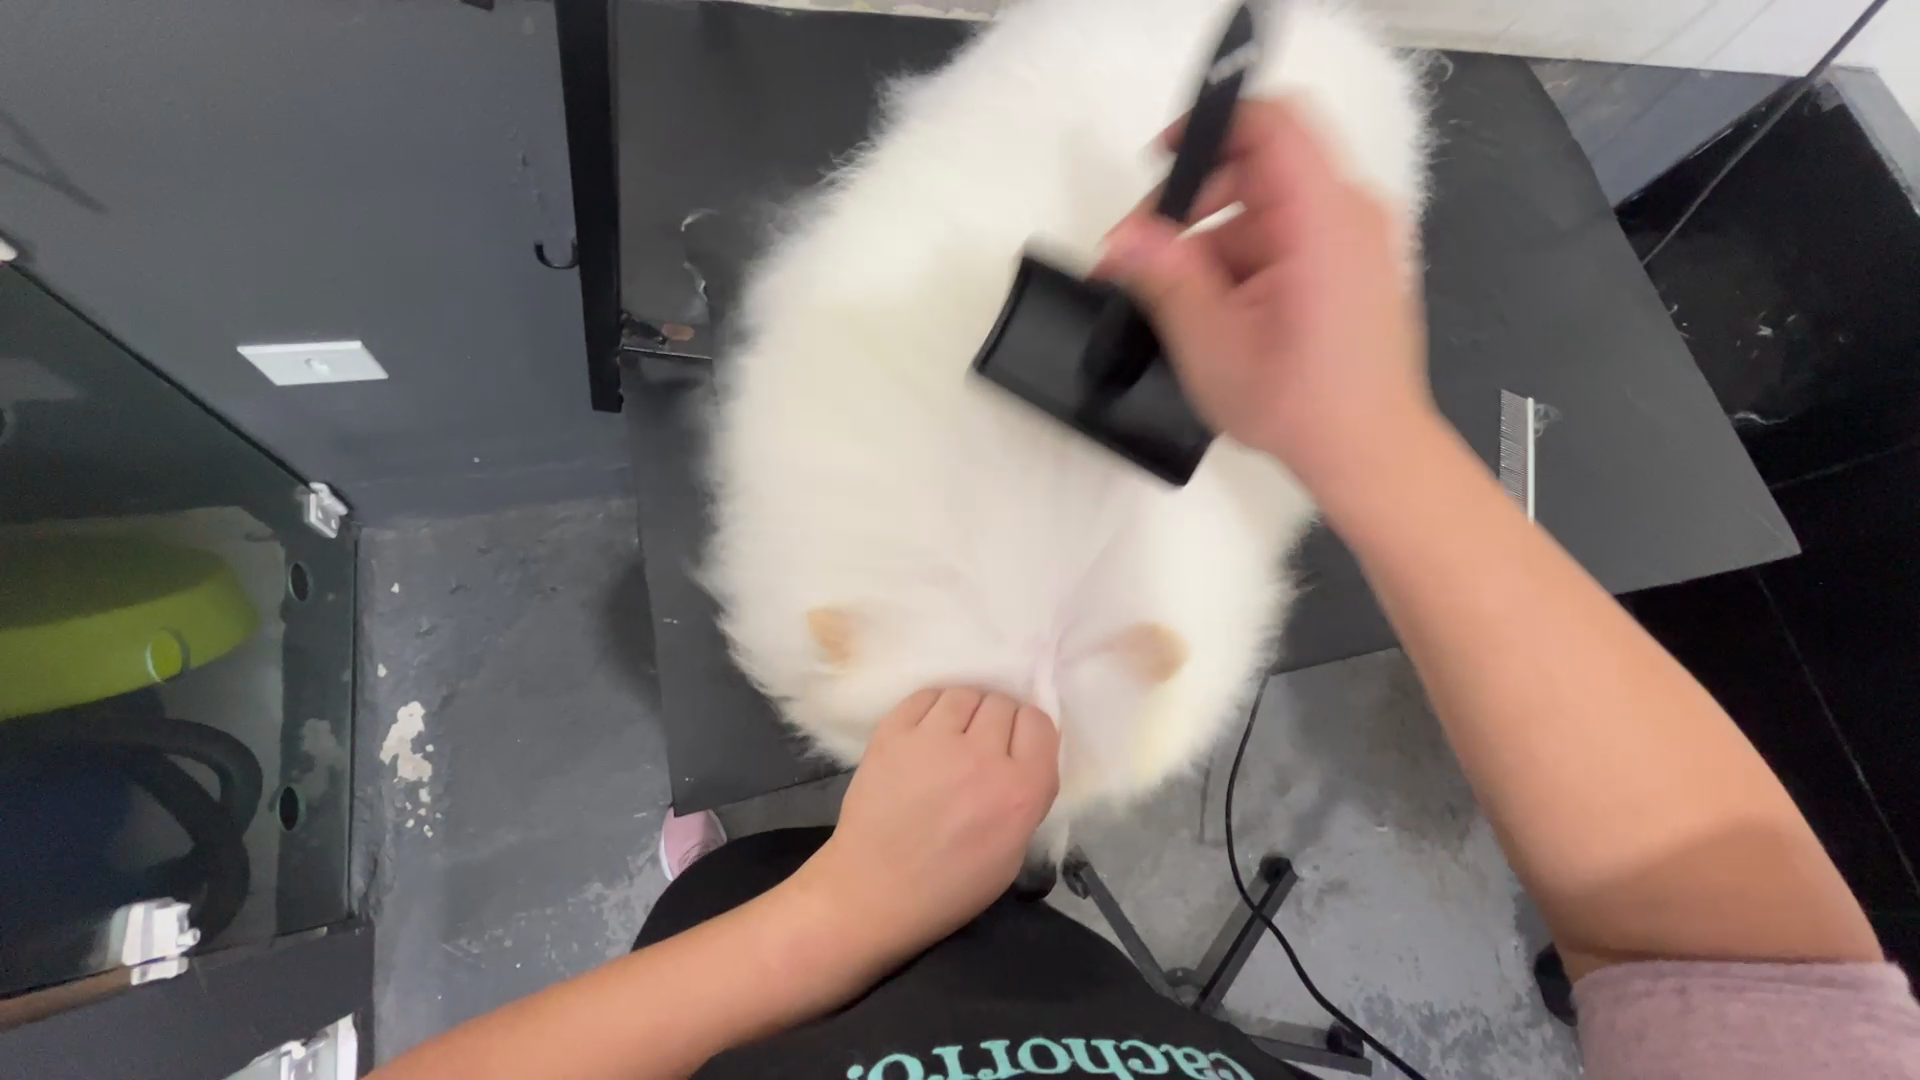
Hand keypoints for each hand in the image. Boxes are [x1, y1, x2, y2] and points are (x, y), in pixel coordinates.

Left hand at [790, 688, 1059, 962]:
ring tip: (952, 736)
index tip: (1015, 747)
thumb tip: (1022, 752)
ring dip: (965, 712)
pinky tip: (926, 731)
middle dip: (997, 722)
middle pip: (1002, 703)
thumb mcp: (1013, 852)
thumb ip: (1026, 794)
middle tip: (980, 746)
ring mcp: (933, 740)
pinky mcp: (893, 732)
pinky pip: (925, 695)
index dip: (1028, 732)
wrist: (873, 891)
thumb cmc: (949, 885)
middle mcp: (982, 757)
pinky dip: (932, 707)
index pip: (1039, 722)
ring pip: (964, 694)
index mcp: (1019, 790)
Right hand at [1096, 98, 1434, 493]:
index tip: (1159, 164)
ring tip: (1183, 308)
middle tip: (1144, 259)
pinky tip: (1222, 317)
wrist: (1368, 452)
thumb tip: (1120, 239)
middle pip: (1258, 172)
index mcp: (1322, 220)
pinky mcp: (1352, 268)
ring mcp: (1356, 242)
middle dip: (1192, 209)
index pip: (1270, 124)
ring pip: (1266, 214)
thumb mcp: (1212, 341)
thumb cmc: (1299, 404)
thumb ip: (1164, 277)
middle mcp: (1350, 216)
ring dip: (1213, 250)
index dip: (1209, 128)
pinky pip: (1287, 242)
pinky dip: (1244, 266)